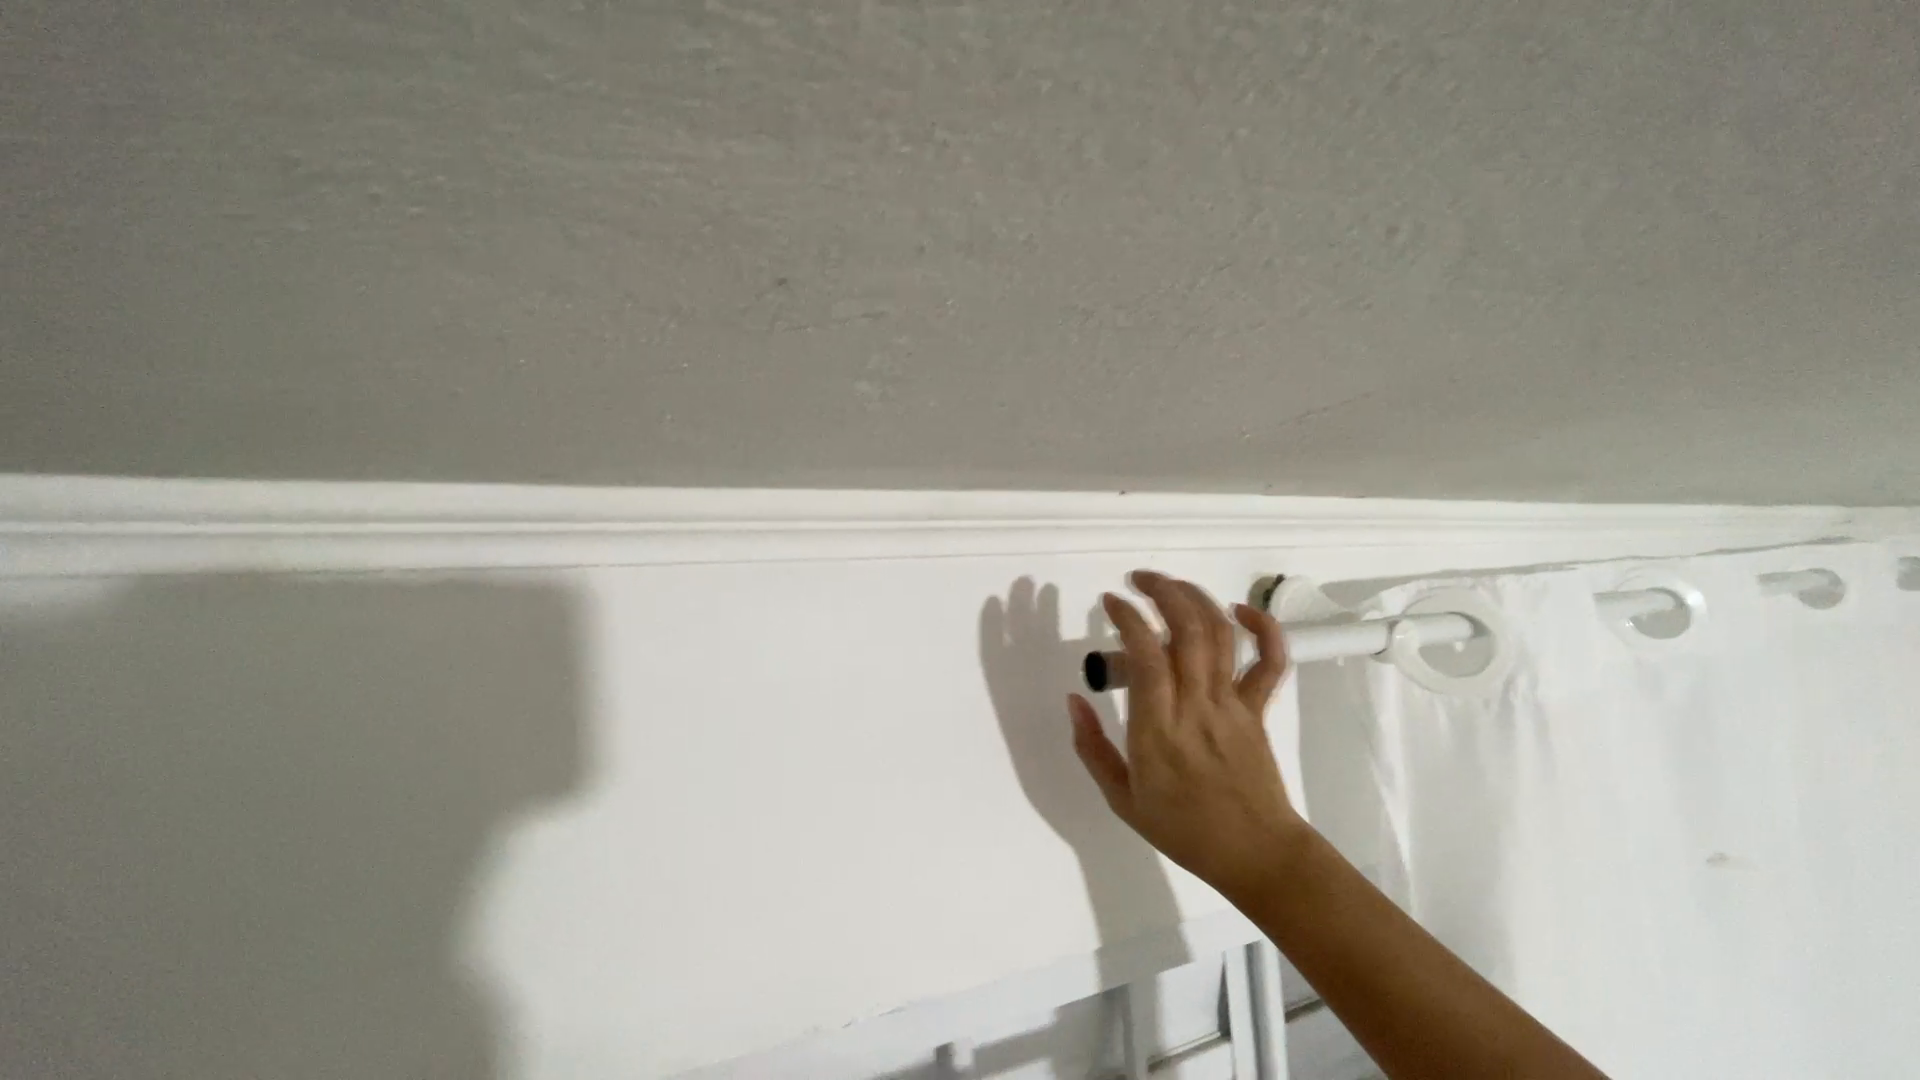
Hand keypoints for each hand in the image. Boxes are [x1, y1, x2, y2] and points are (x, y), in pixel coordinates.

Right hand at [1068, 570, 1308, 902]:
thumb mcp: (1122, 799)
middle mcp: (1197, 708)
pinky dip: (1264, 629)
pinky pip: (1270, 663)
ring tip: (1170, 585)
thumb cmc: (1183, 830)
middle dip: (1162, 592)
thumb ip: (1092, 748)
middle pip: (1188, 632)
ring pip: (1222, 637)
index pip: (1147, 657)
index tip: (1110, 602)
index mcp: (1159, 731)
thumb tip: (1073, 699)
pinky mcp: (1258, 710)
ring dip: (1197, 599)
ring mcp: (1233, 705)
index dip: (1129, 619)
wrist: (1256, 854)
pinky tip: (1240, 611)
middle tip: (1137, 580)